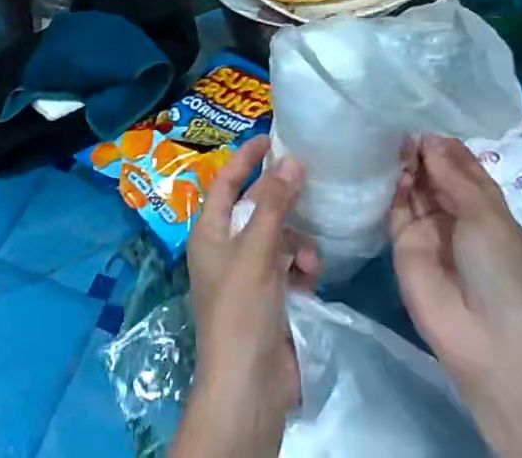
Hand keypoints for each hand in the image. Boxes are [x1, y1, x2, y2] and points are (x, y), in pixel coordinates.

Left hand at [173, 137, 319, 457]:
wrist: (250, 386)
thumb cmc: (242, 310)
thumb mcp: (257, 250)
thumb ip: (274, 203)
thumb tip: (292, 159)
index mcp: (210, 234)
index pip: (225, 183)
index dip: (245, 158)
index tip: (270, 137)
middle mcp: (226, 249)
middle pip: (257, 208)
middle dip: (282, 202)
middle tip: (308, 180)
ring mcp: (249, 274)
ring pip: (279, 237)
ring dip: (298, 241)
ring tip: (308, 258)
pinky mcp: (271, 297)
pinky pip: (290, 265)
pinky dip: (302, 267)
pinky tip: (311, 279)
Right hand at [391, 135, 521, 457]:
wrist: (489, 340)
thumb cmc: (503, 270)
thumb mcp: (487, 215)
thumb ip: (453, 176)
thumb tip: (429, 139)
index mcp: (487, 208)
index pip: (464, 168)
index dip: (447, 147)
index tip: (425, 121)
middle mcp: (457, 216)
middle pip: (436, 176)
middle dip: (423, 152)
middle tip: (402, 128)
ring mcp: (430, 233)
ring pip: (415, 190)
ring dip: (408, 167)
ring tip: (396, 143)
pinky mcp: (404, 248)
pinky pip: (397, 212)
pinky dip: (395, 191)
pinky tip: (395, 172)